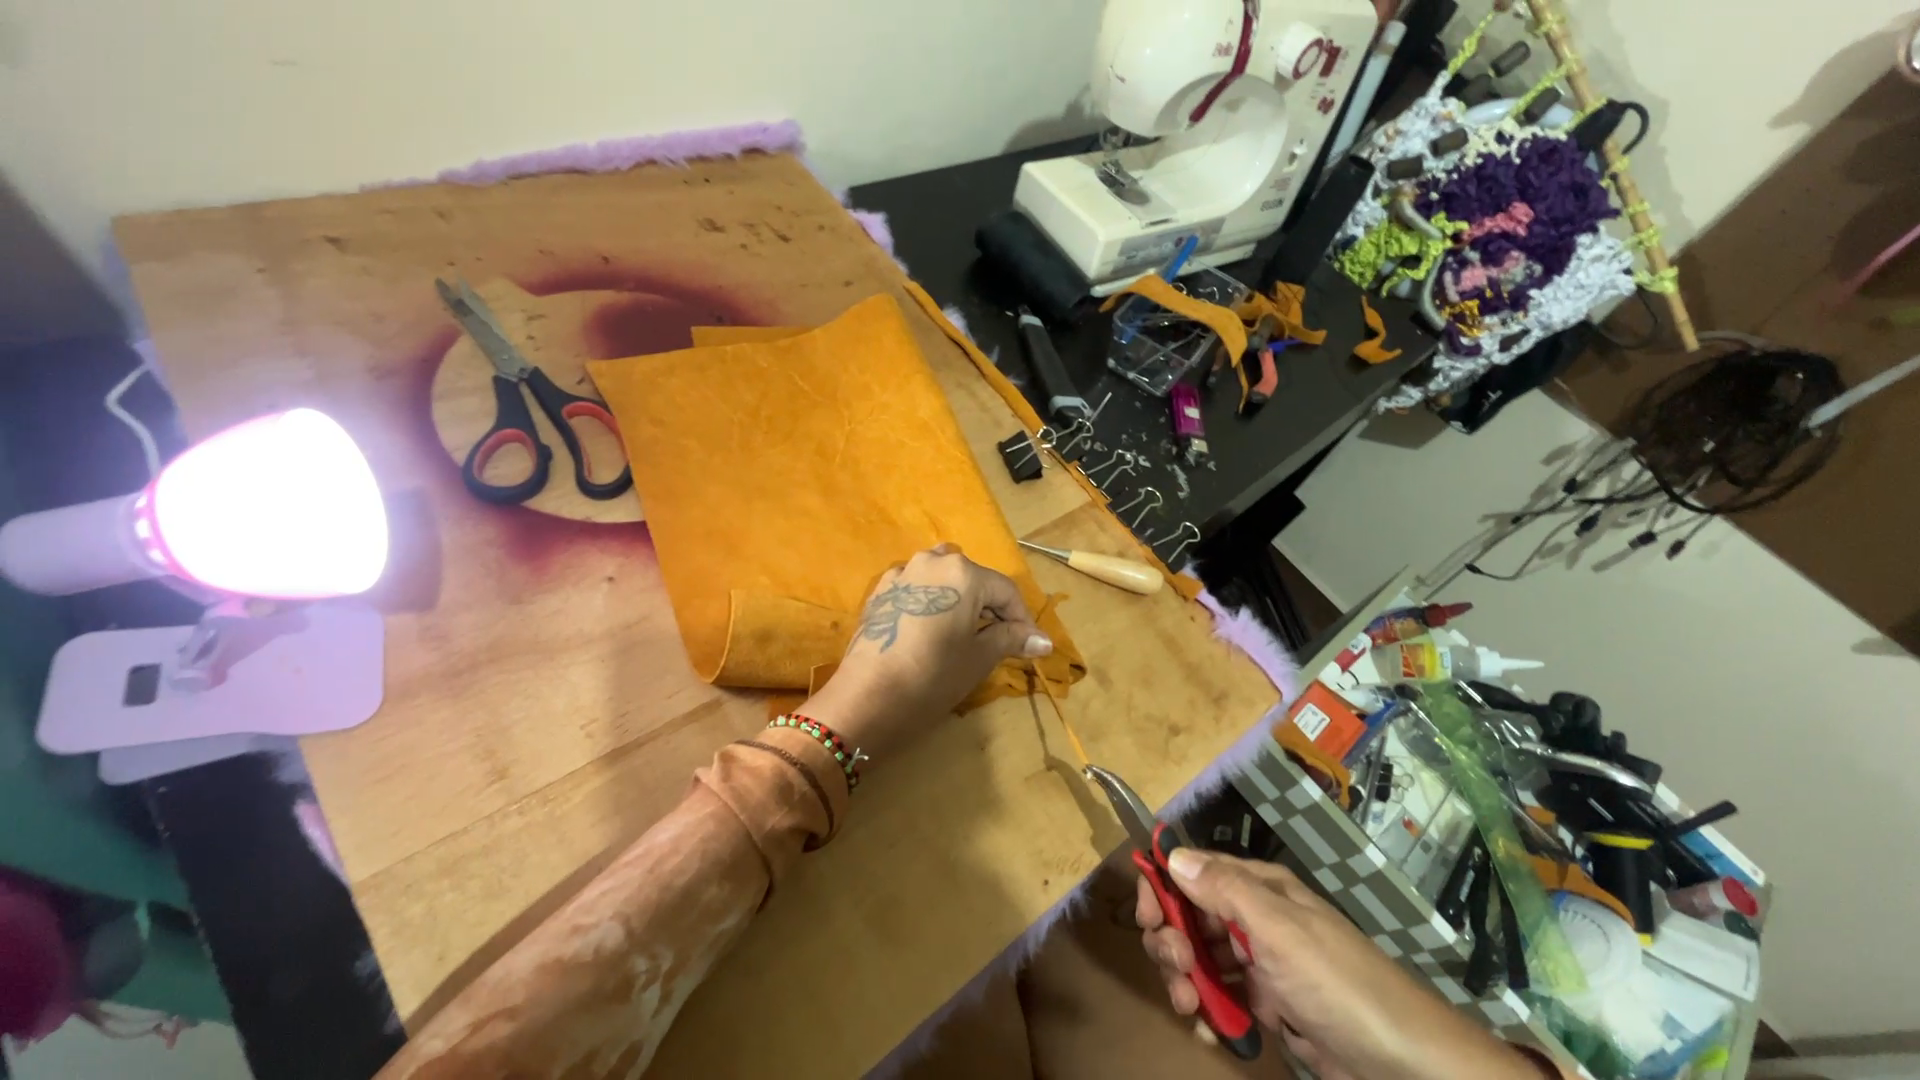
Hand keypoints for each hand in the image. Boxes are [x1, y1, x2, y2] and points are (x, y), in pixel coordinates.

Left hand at [799, 545, 1050, 762]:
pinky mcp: (880, 592)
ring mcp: (902, 573)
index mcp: (963, 573)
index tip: (1031, 646)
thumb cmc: (932, 677)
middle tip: (1001, 641)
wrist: (866, 699)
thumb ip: (1011, 639)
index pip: (1005, 591)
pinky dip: (931, 603)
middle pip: (974, 580)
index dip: (1022, 620)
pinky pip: (917, 588)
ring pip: (943, 579)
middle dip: (991, 608)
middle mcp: (933, 562)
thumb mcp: (978, 658)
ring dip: (960, 601)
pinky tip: (932, 632)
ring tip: (966, 634)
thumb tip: (1044, 640)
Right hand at [1138, 850, 1549, 1079]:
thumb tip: (1172, 853)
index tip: (1145, 917)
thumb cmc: (1337, 983)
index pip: (1192, 871)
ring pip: (1198, 960)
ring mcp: (1260, 963)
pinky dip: (1207, 1011)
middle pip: (1188, 918)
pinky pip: (1221, 998)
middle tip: (1178, 971)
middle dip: (1170, 943)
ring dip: (1183, 981)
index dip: (1161, 888)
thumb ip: (1225, 889)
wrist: (1400, 1061)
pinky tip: (1210, 1029)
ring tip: (1191, 1009)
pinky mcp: (1267, 1004)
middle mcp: (1254, 919)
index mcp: (1258, 889)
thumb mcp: (1279, 930)